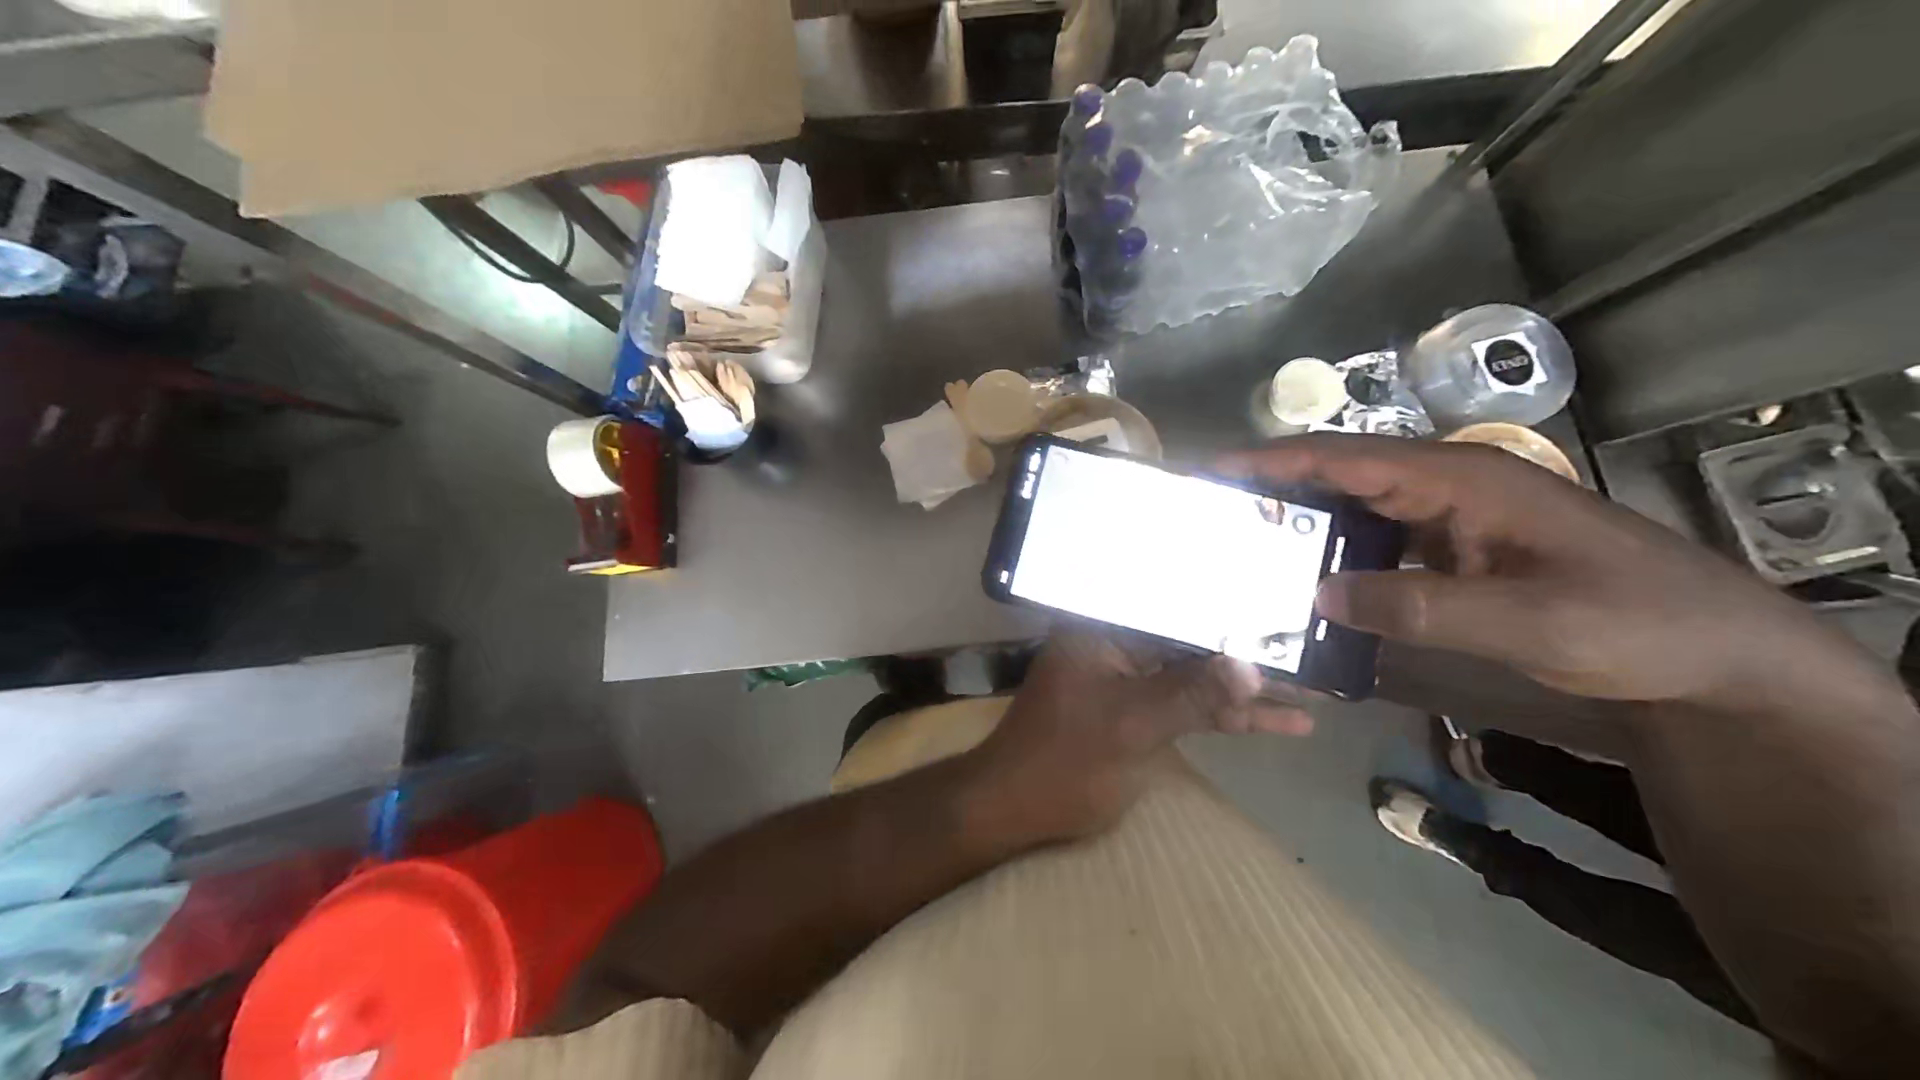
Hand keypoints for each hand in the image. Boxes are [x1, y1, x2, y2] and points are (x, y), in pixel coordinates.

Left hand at [963, 630, 1311, 845]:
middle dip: (1247, 651)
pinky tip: (1281, 723)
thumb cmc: (1064, 761)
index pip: (1172, 605)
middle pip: (1190, 639)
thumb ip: (1192, 693)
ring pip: (1195, 675)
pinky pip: (1188, 705)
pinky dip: (1226, 715)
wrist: (1016, 809)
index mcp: (1101, 628)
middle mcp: (1115, 642)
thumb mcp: (1133, 725)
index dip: (1228, 608)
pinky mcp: (1138, 709)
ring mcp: (1128, 677)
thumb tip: (1252, 667)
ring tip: (1314, 691)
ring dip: (1246, 689)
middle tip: (1311, 647)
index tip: (1279, 603)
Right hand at [1223, 433, 1863, 711]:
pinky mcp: (1453, 551)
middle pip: (1338, 477)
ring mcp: (1449, 519)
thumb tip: (1318, 595)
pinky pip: (1374, 545)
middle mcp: (1446, 487)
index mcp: (1461, 479)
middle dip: (1271, 490)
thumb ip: (1421, 606)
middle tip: (1209, 516)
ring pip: (1352, 511)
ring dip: (1298, 526)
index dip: (1272, 460)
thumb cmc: (1636, 624)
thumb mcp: (1530, 621)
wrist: (1717, 659)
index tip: (1210, 469)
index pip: (1346, 458)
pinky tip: (1303, 585)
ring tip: (1239, 550)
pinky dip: (1332, 558)